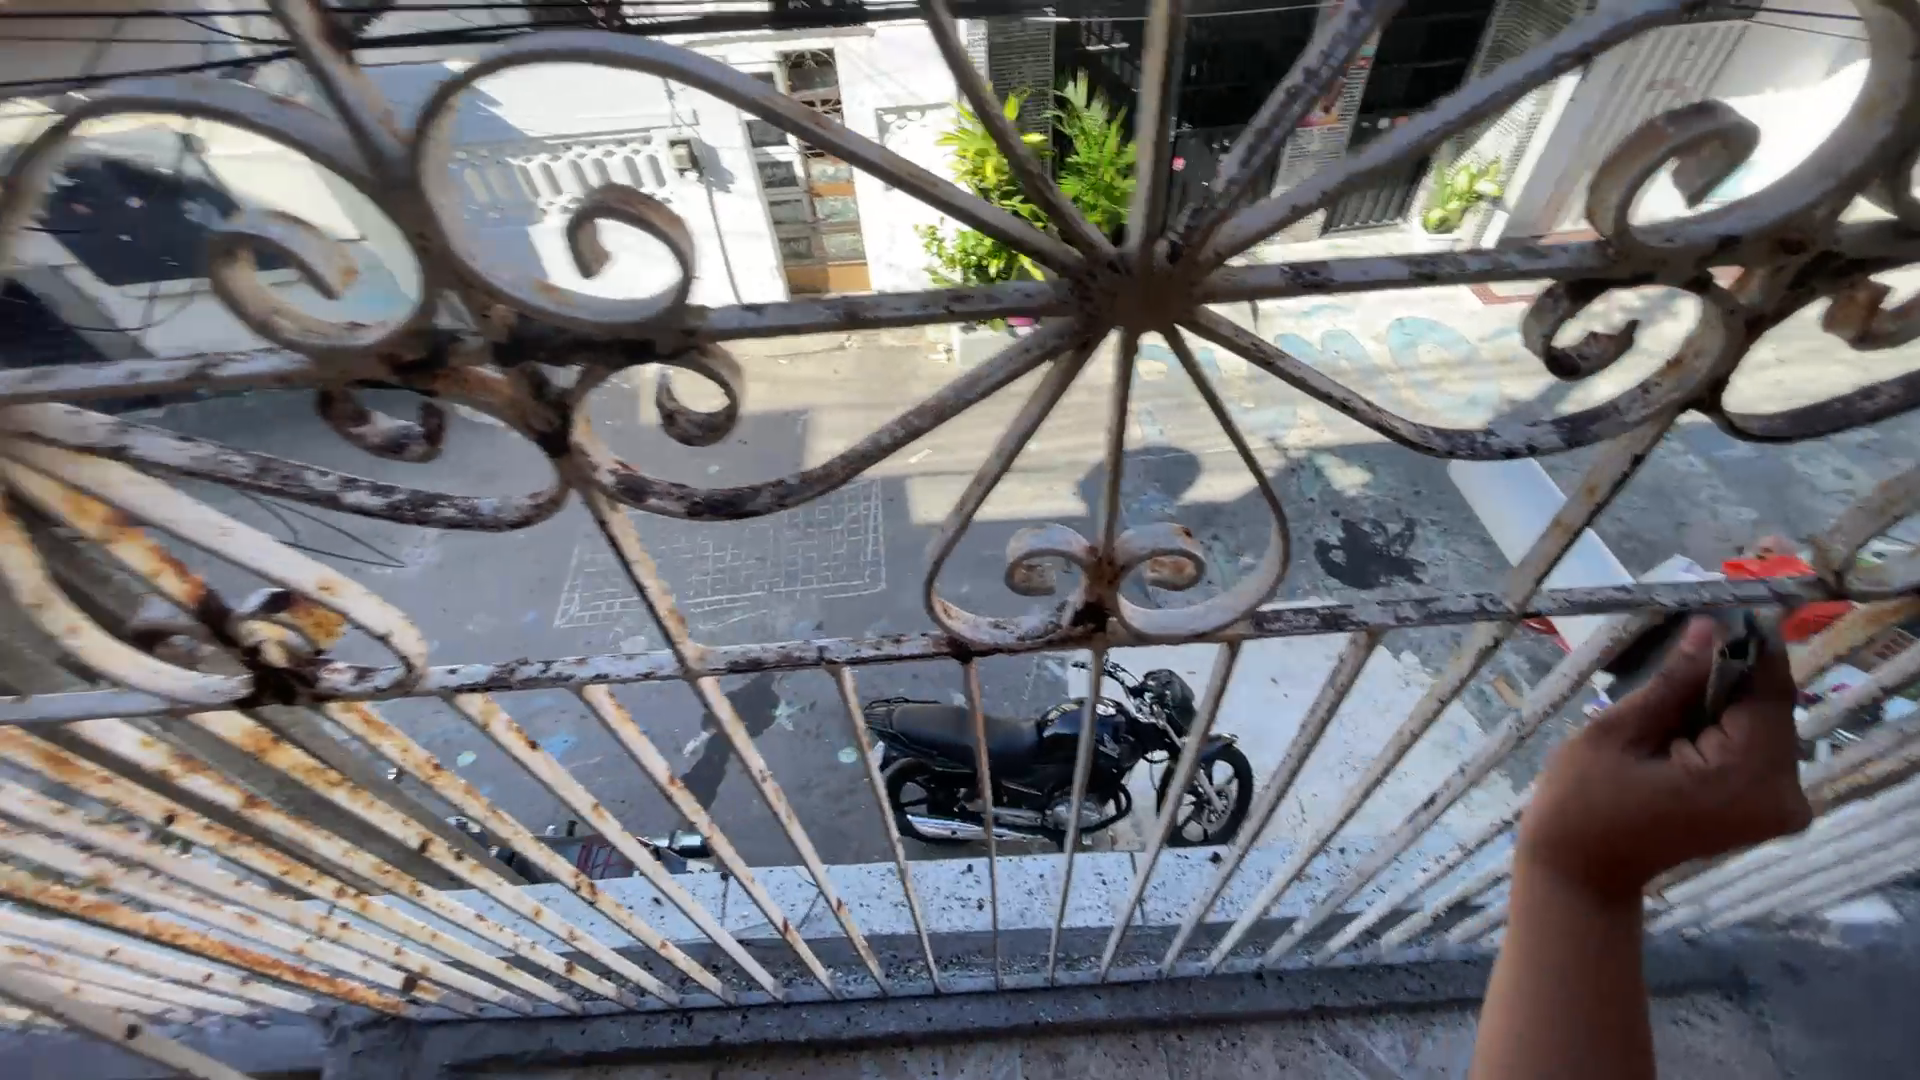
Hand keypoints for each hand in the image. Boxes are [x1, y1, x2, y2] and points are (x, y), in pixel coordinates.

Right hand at [1518, 615, 1812, 902]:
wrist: (1581, 866)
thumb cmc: (1580, 799)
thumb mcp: (1614, 733)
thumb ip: (1668, 683)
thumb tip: (1707, 629)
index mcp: (1746, 776)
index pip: (1767, 694)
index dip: (1753, 647)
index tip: (1730, 605)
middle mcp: (1785, 794)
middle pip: (1768, 711)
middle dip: (1726, 675)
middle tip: (1680, 642)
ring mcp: (1780, 807)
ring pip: (1760, 728)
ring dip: (1718, 701)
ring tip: (1661, 689)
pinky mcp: (1766, 809)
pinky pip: (1752, 750)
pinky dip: (1719, 727)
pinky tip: (1674, 721)